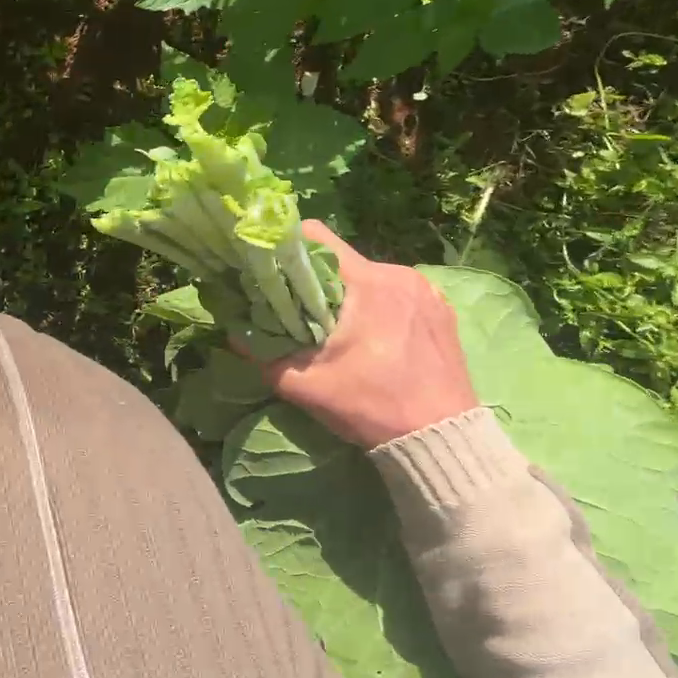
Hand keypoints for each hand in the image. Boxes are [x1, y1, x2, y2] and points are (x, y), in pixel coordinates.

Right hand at [261, 220, 479, 448]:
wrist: (443, 441)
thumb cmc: (371, 405)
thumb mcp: (302, 383)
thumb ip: (262, 353)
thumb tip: (234, 332)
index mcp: (367, 283)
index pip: (313, 236)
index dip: (283, 247)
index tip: (267, 270)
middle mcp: (399, 275)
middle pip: (337, 257)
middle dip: (311, 276)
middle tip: (294, 307)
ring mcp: (426, 291)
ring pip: (364, 274)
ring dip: (343, 291)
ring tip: (332, 324)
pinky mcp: (441, 309)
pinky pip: (392, 290)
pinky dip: (372, 302)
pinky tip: (368, 332)